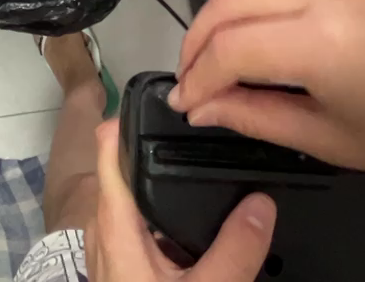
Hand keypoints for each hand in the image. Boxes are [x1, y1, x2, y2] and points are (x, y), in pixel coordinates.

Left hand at [91, 118, 275, 281]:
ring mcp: (106, 251)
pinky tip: (189, 224)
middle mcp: (102, 230)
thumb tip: (262, 202)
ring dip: (154, 184)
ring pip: (127, 200)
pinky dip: (157, 216)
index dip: (126, 116)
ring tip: (196, 168)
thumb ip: (234, 250)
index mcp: (115, 224)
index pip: (108, 148)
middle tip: (195, 134)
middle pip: (119, 170)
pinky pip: (133, 228)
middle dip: (150, 148)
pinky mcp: (117, 271)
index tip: (161, 100)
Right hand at [166, 0, 364, 193]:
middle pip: (230, 0)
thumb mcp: (328, 139)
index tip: (184, 102)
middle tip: (191, 78)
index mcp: (327, 43)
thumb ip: (252, 115)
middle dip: (198, 39)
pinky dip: (257, 2)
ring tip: (216, 57)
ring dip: (222, 17)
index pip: (232, 47)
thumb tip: (199, 106)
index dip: (198, 76)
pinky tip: (258, 33)